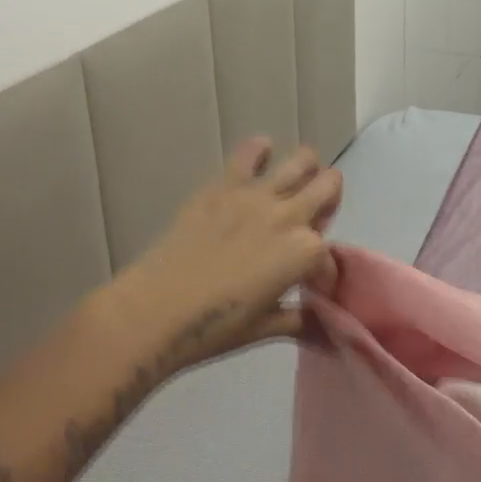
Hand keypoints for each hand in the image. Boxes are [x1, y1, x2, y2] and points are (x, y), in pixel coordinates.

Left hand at [112, 137, 342, 370]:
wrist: (150, 314)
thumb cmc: (210, 329)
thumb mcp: (263, 330)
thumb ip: (297, 319)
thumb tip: (320, 323)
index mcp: (304, 252)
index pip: (330, 257)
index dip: (324, 273)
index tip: (311, 285)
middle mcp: (289, 216)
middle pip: (330, 186)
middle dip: (329, 203)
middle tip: (310, 223)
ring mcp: (257, 196)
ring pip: (303, 159)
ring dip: (306, 171)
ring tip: (293, 187)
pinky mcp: (223, 186)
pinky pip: (249, 152)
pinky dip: (259, 151)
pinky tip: (259, 160)